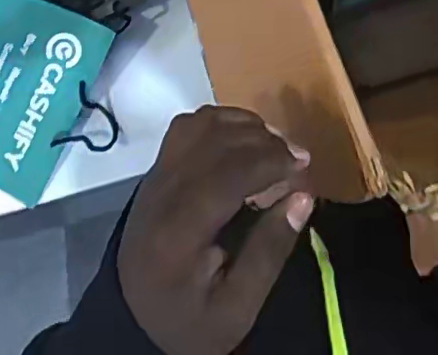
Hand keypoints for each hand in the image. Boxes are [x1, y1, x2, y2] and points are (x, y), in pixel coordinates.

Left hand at [118, 106, 316, 354]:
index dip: (268, 161)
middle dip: (263, 141)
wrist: (134, 315)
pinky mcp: (157, 165)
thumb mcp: (236, 308)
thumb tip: (303, 197)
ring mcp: (156, 172)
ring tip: (275, 145)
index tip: (303, 166)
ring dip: (242, 124)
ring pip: (200, 125)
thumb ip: (269, 252)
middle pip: (215, 142)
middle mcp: (163, 189)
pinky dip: (221, 120)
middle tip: (299, 157)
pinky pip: (188, 125)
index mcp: (180, 231)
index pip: (225, 174)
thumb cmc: (189, 317)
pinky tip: (245, 136)